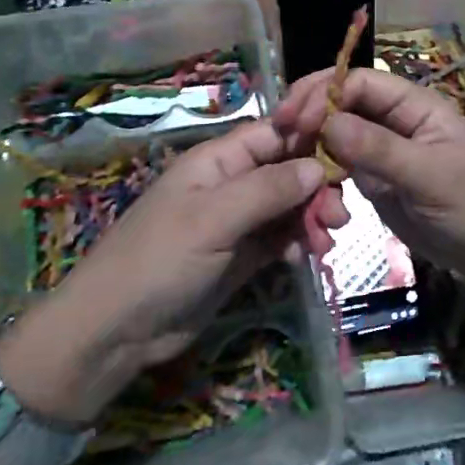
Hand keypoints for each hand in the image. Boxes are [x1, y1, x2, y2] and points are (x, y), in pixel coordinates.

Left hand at [0, 121, 340, 423]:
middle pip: (286, 172)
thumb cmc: (160, 260)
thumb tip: (318, 165)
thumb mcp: (213, 218)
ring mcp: (235, 223)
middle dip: (316, 188)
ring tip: (327, 241)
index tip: (347, 155)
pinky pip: (278, 240)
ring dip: (311, 218)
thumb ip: (267, 189)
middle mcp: (229, 185)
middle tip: (339, 216)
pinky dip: (297, 244)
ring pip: (287, 208)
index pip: (271, 134)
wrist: (118, 329)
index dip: (308, 138)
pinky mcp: (240, 258)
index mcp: (217, 162)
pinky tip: (307, 258)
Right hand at [274, 67, 464, 316]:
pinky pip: (337, 164)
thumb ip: (379, 149)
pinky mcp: (372, 177)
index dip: (325, 94)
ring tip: (284, 156)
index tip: (297, 120)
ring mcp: (381, 149)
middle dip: (310, 111)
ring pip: (334, 132)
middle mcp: (394, 119)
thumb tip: (327, 122)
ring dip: (309, 141)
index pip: (361, 82)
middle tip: (279, 131)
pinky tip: (303, 180)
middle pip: (343, 102)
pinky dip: (318, 169)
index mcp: (415, 104)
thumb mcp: (430, 176)